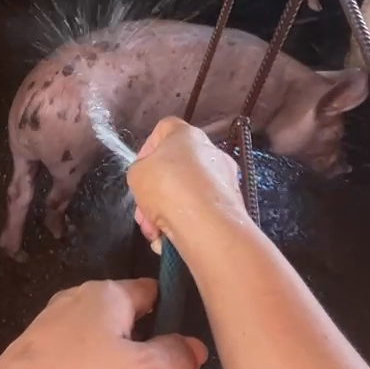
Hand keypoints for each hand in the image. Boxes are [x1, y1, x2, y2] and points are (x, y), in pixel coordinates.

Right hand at [128, 117, 253, 249]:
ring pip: (187, 192)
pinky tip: (172, 238)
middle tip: (144, 211)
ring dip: (168, 210)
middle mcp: (211, 152)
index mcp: (187, 134)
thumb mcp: (135, 174)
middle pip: (175, 167)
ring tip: (155, 231)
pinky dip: (187, 222)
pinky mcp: (233, 206)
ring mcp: (225, 180)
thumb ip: (141, 171)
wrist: (206, 224)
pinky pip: (202, 210)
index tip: (141, 171)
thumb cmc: (166, 187)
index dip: (147, 150)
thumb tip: (151, 180)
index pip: (164, 130)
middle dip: (156, 190)